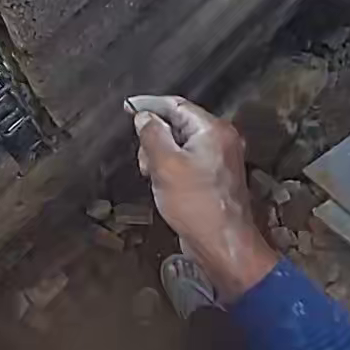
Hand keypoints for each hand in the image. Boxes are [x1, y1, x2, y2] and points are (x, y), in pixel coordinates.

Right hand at [128, 95, 279, 301]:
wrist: (222, 244)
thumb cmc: (196, 205)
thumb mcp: (165, 165)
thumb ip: (152, 135)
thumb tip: (144, 117)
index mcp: (213, 130)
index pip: (176, 105)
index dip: (149, 105)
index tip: (127, 107)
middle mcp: (221, 140)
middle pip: (178, 124)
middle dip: (154, 138)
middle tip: (144, 161)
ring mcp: (220, 159)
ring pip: (180, 145)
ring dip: (160, 156)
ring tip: (153, 177)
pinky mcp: (215, 178)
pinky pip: (187, 162)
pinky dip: (171, 168)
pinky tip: (163, 185)